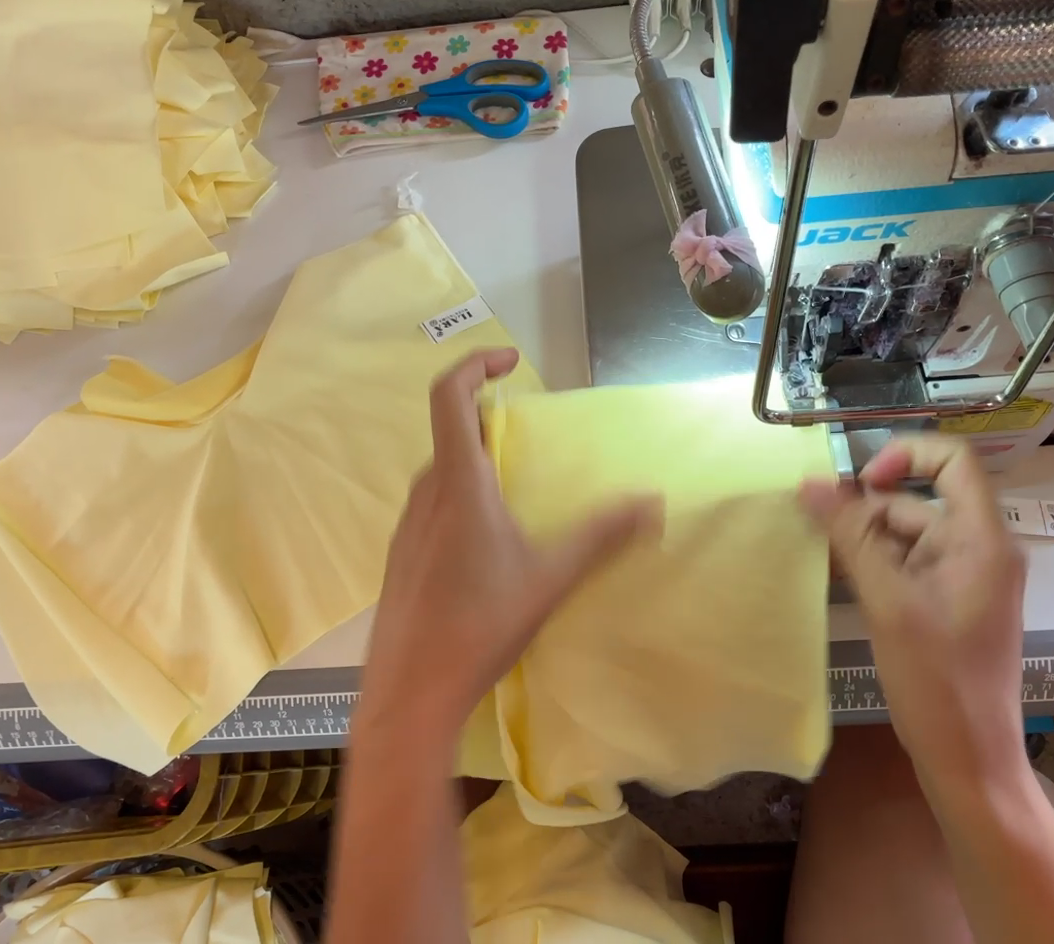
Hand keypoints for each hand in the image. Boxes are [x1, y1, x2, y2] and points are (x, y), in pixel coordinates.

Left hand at [358, 349, 663, 732]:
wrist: (410, 693)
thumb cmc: (481, 625)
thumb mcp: (551, 578)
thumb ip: (603, 536)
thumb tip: (653, 503)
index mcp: (458, 485)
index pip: (449, 396)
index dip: (474, 364)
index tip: (510, 361)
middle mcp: (425, 495)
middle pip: (449, 434)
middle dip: (486, 419)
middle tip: (525, 436)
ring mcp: (406, 528)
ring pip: (440, 473)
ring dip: (472, 461)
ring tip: (512, 490)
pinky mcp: (400, 558)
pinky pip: (431, 507)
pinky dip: (458, 497)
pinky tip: (483, 546)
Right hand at [798, 437, 1026, 776]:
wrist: (968, 759)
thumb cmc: (936, 681)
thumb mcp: (888, 600)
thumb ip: (850, 535)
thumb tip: (810, 482)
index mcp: (983, 539)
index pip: (953, 460)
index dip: (904, 454)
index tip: (858, 482)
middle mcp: (980, 549)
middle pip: (919, 500)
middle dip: (867, 510)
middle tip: (820, 532)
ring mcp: (965, 577)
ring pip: (907, 534)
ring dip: (866, 540)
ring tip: (828, 562)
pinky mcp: (948, 602)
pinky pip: (908, 563)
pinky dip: (875, 565)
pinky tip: (843, 580)